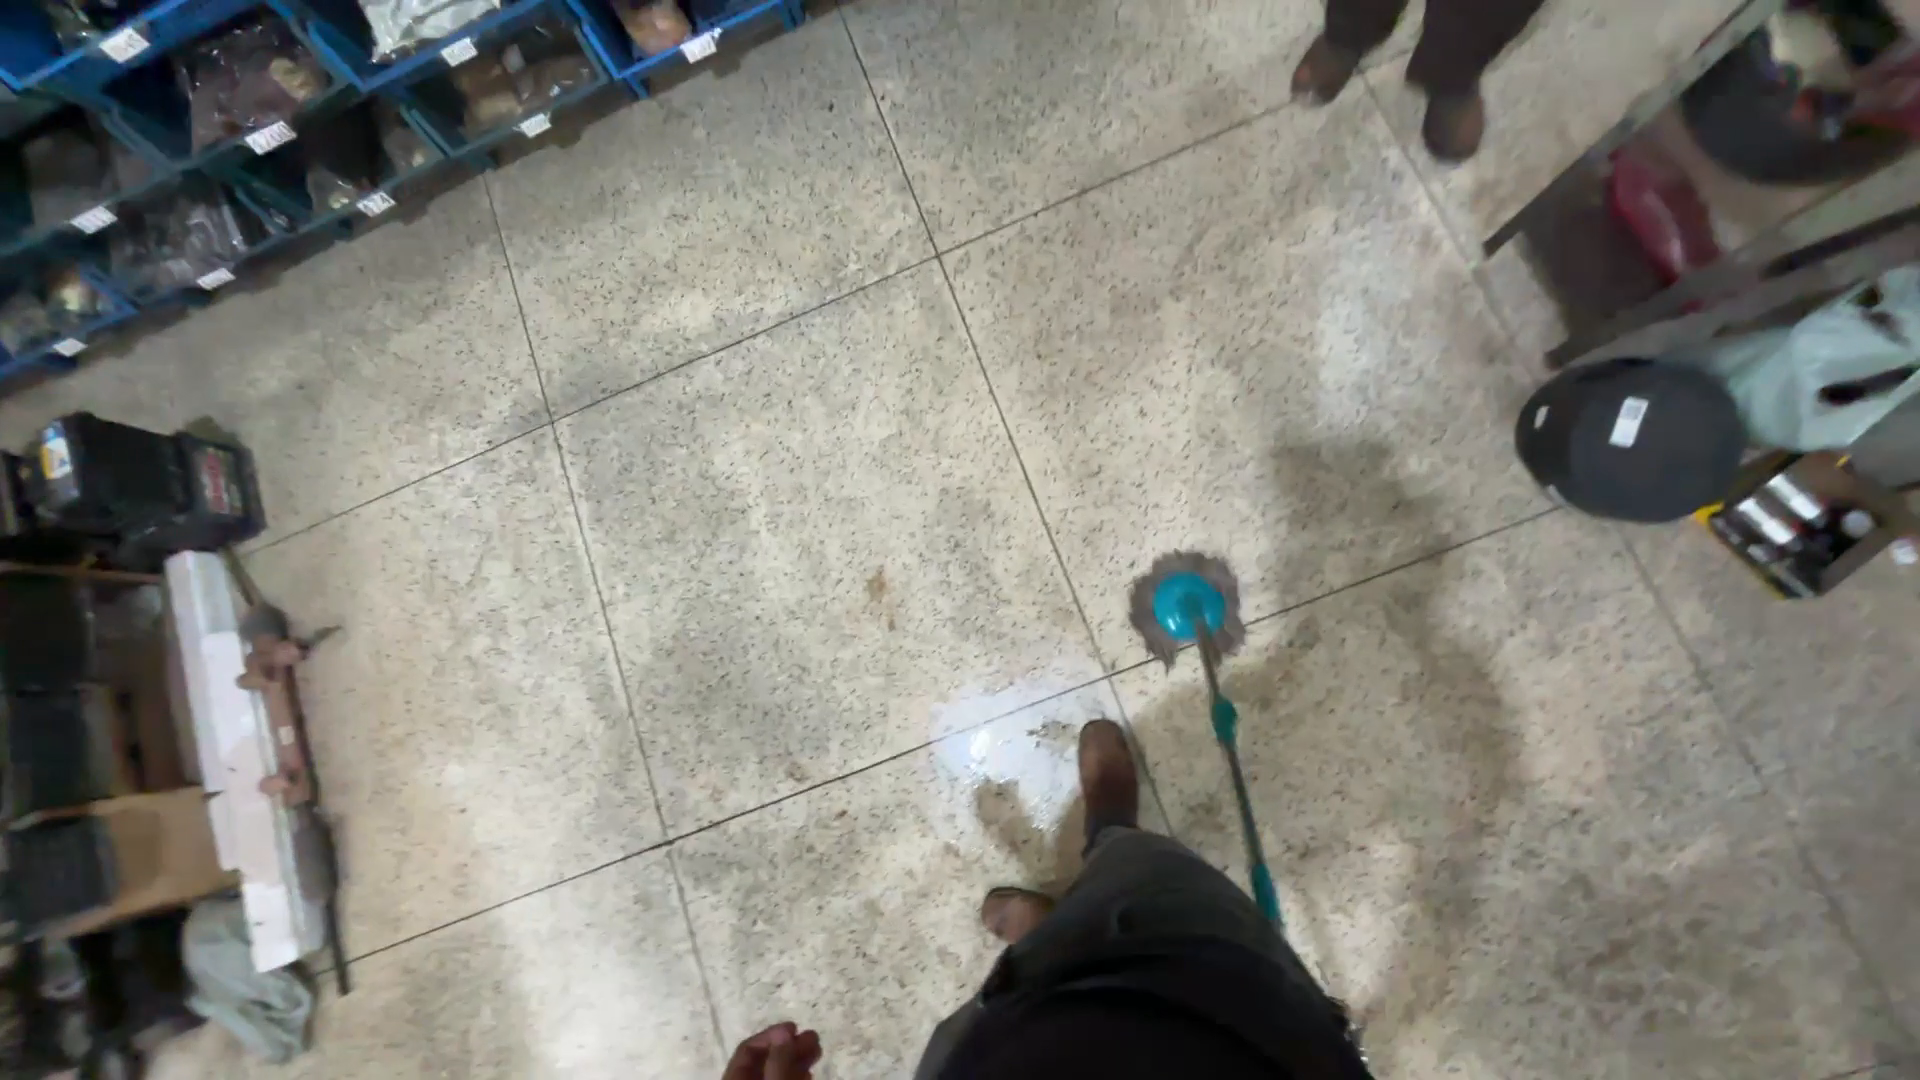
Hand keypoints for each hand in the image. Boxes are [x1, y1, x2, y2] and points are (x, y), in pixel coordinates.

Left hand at [722, 1022, 821, 1079]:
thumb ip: (779, 1060)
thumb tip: (787, 1030)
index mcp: (732, 1078)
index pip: (746, 1049)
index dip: (770, 1035)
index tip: (794, 1027)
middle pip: (763, 1060)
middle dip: (790, 1045)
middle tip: (813, 1038)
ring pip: (774, 1071)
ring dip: (797, 1058)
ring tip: (816, 1050)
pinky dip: (795, 1075)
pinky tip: (809, 1073)